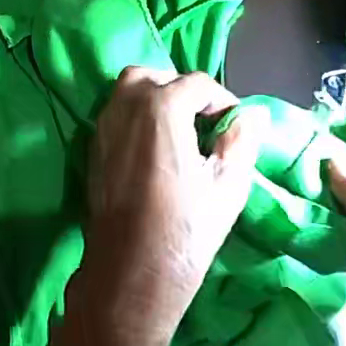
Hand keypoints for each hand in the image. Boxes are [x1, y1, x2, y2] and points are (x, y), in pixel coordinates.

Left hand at [77, 67, 262, 345]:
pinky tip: (155, 147)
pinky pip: (114, 114)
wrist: (131, 268)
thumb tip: (253, 113)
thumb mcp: (229, 185)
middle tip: (204, 120)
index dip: (221, 100)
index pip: (196, 83)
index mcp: (160, 108)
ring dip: (155, 98)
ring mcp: (103, 126)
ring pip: (127, 90)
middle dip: (182, 90)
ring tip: (180, 130)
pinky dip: (135, 116)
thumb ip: (242, 140)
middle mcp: (125, 107)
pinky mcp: (93, 147)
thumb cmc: (186, 229)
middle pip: (155, 76)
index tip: (234, 124)